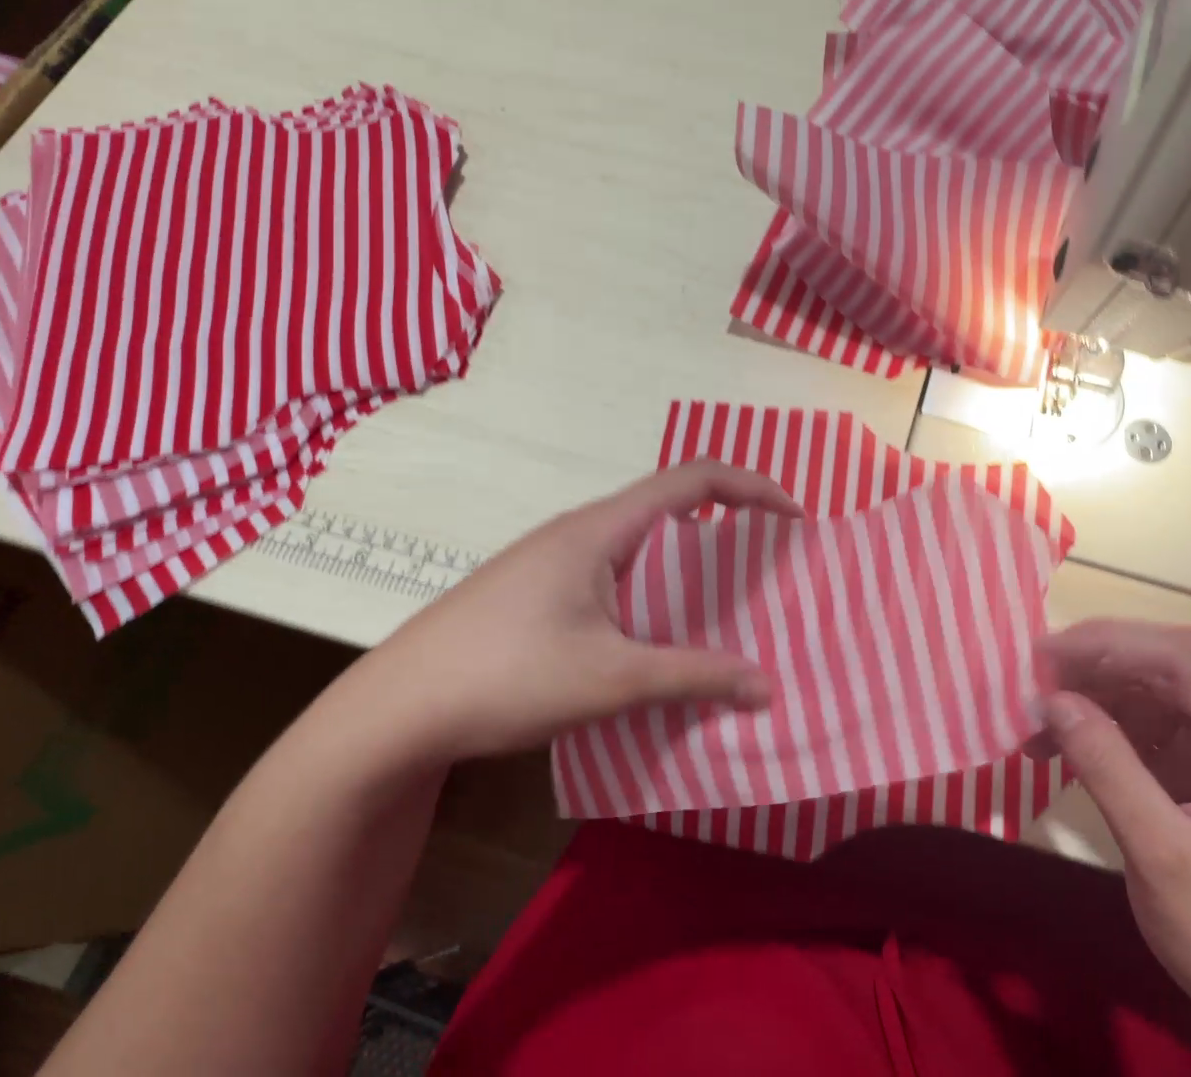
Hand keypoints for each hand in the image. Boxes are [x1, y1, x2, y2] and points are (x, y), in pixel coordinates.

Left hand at [341, 461, 798, 764]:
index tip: (794, 520)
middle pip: (669, 511)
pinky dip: (656, 598)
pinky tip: (662, 643)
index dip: (751, 488)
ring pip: (641, 551)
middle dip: (727, 533)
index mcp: (599, 530)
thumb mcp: (613, 680)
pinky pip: (616, 581)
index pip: (691, 480)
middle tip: (769, 576)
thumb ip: (695, 677)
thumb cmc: (507, 677)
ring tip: (729, 614)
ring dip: (689, 572)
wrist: (397, 710)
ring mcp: (553, 565)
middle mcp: (578, 534)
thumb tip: (769, 686)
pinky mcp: (538, 596)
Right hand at [1038, 620, 1190, 1076]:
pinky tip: (1058, 750)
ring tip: (1034, 726)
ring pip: (1153, 698)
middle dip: (1096, 669)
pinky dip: (1101, 735)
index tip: (1044, 653)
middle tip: (1030, 684)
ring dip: (1092, 702)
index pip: (1188, 663)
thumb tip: (1052, 699)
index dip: (1114, 644)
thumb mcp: (1162, 857)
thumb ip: (1109, 769)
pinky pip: (1148, 734)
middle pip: (1169, 671)